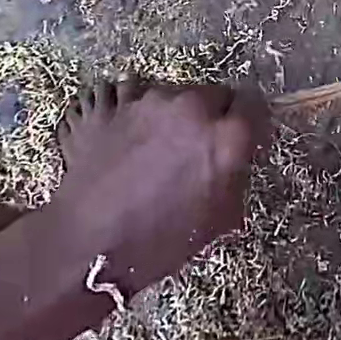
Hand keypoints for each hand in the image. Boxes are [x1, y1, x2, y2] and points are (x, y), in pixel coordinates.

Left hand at [58, 80, 266, 292]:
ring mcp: (150, 101)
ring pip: (175, 96)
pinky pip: (135, 97)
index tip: (244, 135)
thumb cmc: (160, 241)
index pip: (253, 105)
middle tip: (201, 144)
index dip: (249, 121)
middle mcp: (192, 106)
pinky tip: (132, 138)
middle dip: (214, 114)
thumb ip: (237, 175)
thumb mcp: (220, 218)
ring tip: (160, 146)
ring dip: (176, 114)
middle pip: (215, 94)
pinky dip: (139, 112)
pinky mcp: (116, 105)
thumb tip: (238, 159)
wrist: (87, 245)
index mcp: (225, 134)